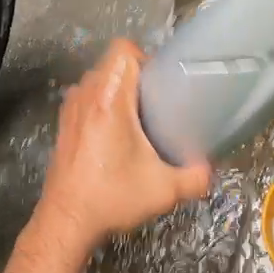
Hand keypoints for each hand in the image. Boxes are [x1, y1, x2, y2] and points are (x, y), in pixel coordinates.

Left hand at [35, 40, 212, 248]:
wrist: (67, 221)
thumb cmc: (113, 197)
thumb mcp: (165, 190)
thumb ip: (196, 177)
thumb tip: (210, 168)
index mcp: (110, 99)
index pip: (123, 50)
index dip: (145, 58)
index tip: (160, 83)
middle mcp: (86, 96)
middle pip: (111, 64)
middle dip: (135, 77)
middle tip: (156, 103)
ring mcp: (70, 110)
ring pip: (97, 81)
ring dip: (116, 91)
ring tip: (137, 119)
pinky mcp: (63, 125)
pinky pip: (86, 99)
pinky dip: (101, 106)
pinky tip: (115, 135)